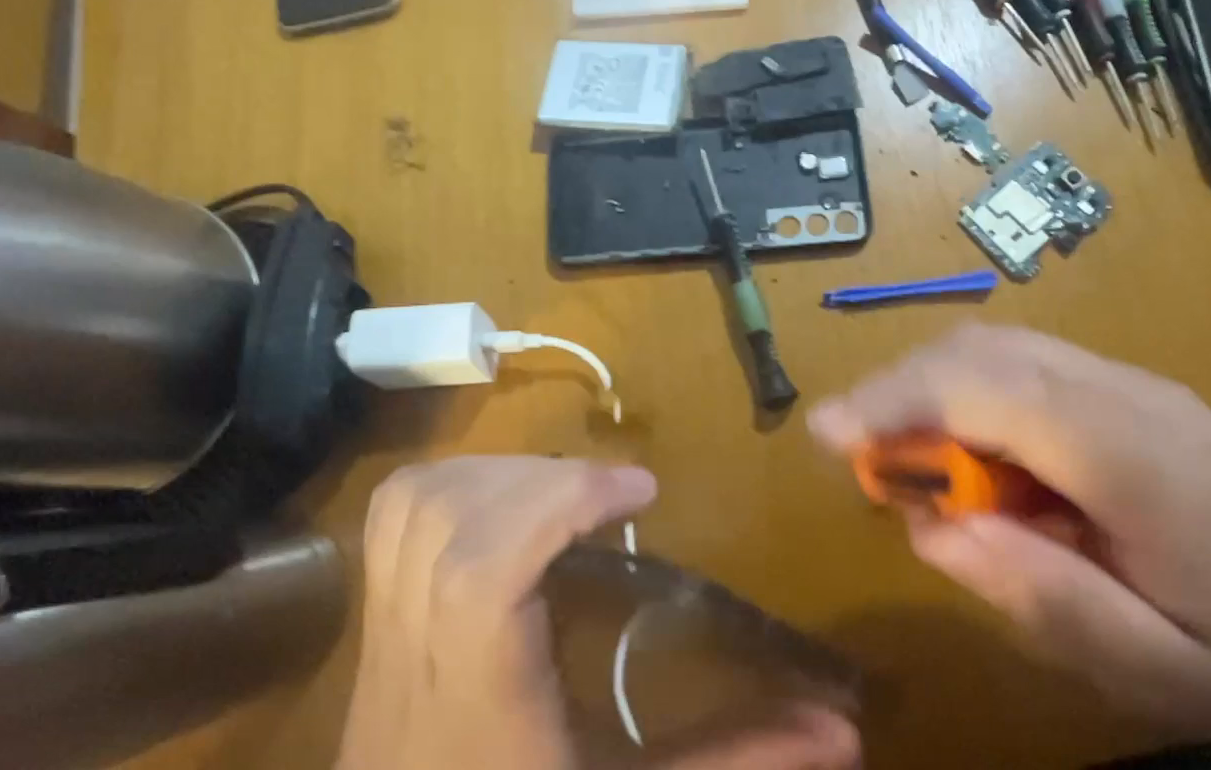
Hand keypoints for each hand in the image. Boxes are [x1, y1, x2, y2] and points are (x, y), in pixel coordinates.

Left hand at [337, 456, 859, 769]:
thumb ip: (732, 760)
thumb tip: (843, 733)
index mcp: (476, 695)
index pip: (483, 570)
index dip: (557, 503)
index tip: (637, 489)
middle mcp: (413, 652)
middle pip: (444, 516)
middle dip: (539, 477)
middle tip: (607, 493)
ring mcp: (377, 635)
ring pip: (409, 505)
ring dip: (494, 470)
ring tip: (559, 490)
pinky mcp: (367, 627)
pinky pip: (389, 518)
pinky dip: (452, 483)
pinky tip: (503, 506)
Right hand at [808, 326, 1210, 733]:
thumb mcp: (1148, 666)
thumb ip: (1042, 595)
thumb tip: (931, 529)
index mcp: (1144, 463)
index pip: (1004, 395)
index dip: (906, 400)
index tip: (826, 430)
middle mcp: (1131, 395)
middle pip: (988, 353)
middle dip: (899, 389)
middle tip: (850, 452)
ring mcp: (1127, 378)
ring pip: (994, 345)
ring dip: (923, 384)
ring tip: (893, 453)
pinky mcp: (1117, 382)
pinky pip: (1015, 361)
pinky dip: (958, 388)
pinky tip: (954, 445)